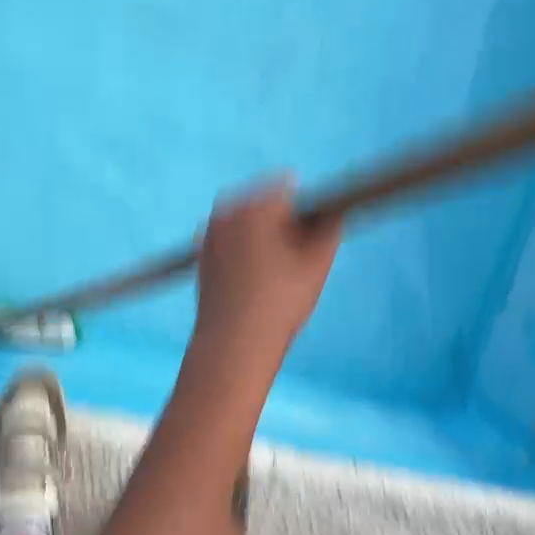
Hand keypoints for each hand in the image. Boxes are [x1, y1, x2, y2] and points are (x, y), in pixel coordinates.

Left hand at [192, 177, 341, 364]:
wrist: (233, 343)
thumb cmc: (280, 301)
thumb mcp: (318, 260)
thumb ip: (331, 224)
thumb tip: (333, 209)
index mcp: (255, 203)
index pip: (290, 191)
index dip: (307, 212)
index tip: (313, 239)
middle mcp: (226, 211)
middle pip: (265, 206)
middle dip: (282, 224)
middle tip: (294, 261)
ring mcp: (209, 234)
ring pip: (247, 226)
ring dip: (262, 239)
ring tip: (276, 275)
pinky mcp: (201, 257)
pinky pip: (232, 246)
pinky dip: (244, 255)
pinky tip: (255, 283)